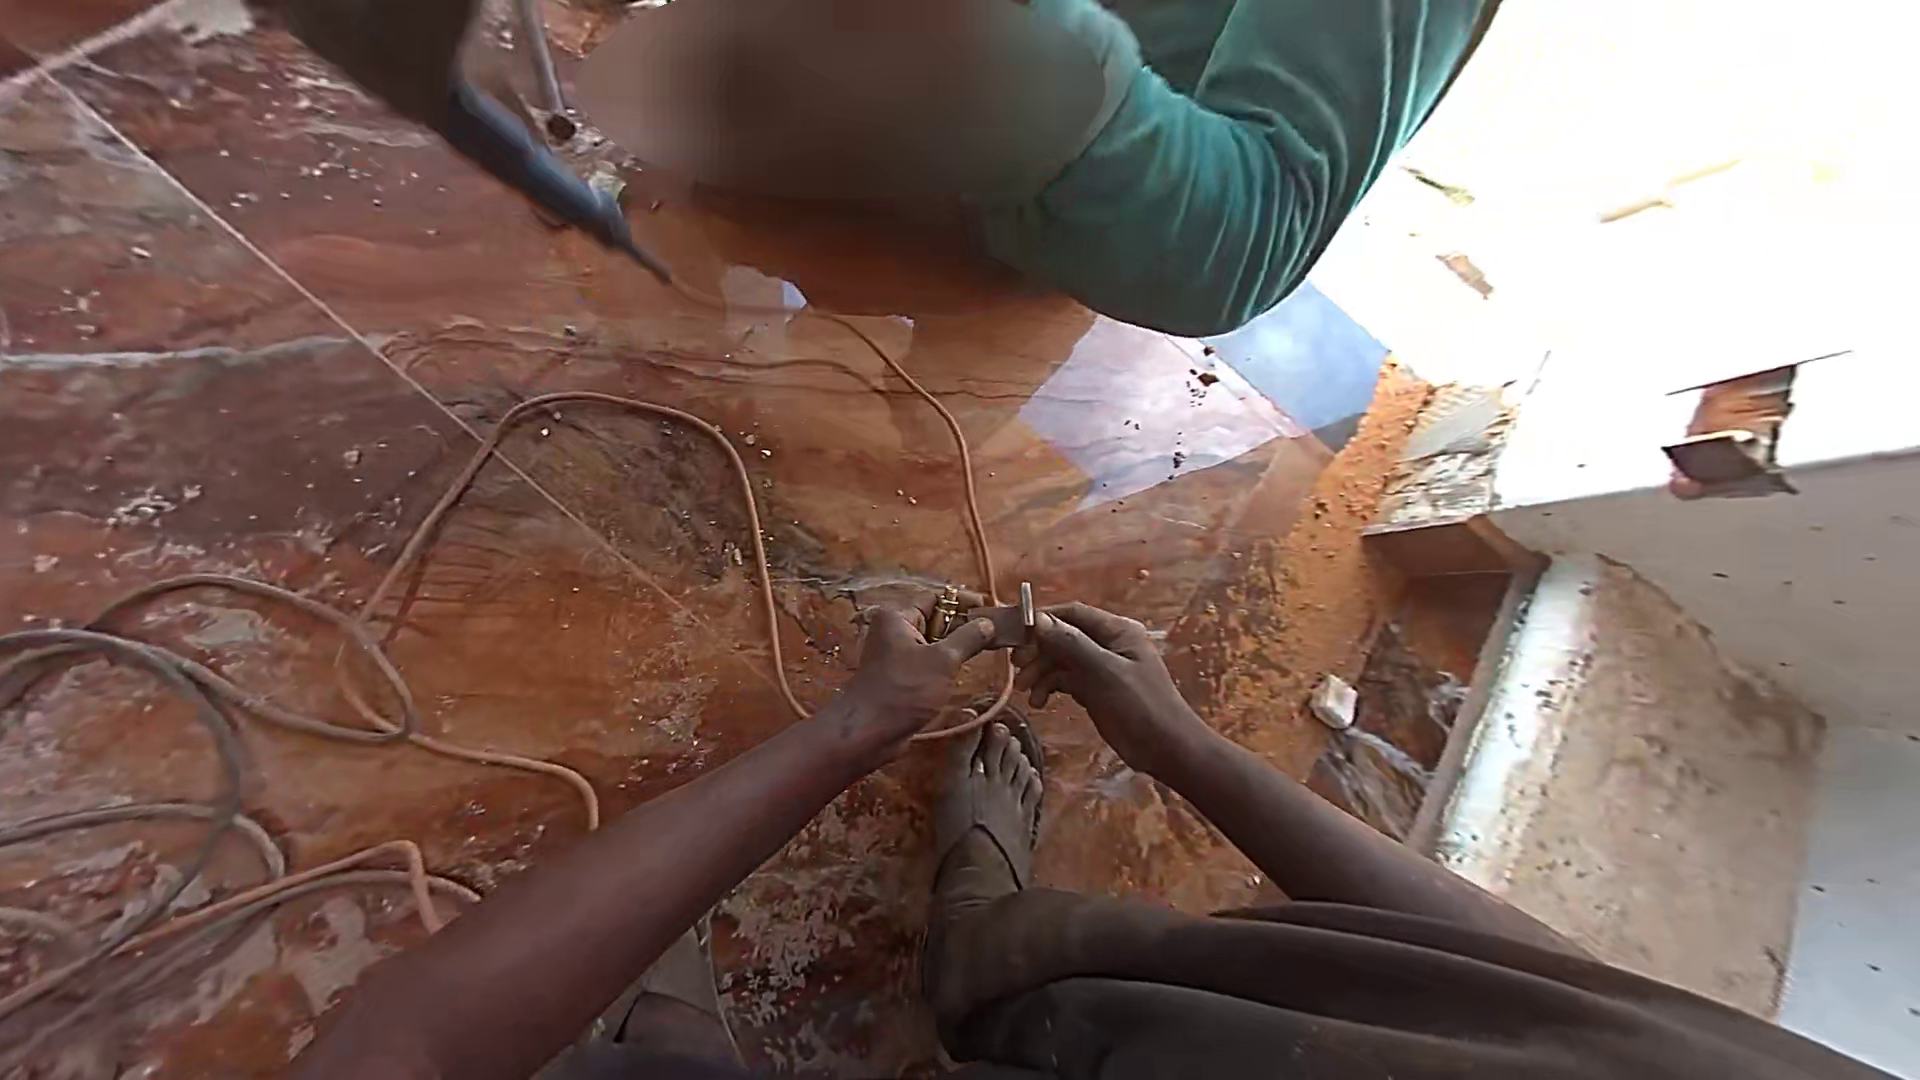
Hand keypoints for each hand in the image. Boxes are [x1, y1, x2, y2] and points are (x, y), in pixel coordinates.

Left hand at [836, 607, 998, 751]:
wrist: (868, 732)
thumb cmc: (904, 690)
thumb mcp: (943, 661)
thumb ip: (968, 638)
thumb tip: (988, 622)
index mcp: (898, 616)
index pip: (936, 598)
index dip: (964, 602)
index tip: (990, 608)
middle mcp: (895, 630)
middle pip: (936, 619)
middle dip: (963, 625)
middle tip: (995, 631)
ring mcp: (897, 654)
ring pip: (934, 642)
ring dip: (956, 646)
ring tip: (987, 647)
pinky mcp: (901, 676)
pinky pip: (928, 661)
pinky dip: (945, 663)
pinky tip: (966, 668)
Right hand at [1013, 603, 1206, 776]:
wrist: (1167, 750)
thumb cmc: (1141, 706)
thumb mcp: (1105, 672)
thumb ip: (1071, 644)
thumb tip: (1038, 619)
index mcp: (1116, 630)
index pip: (1072, 613)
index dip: (1043, 619)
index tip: (1016, 634)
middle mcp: (1106, 643)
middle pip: (1062, 636)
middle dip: (1038, 650)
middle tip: (1017, 667)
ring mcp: (1099, 666)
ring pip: (1060, 659)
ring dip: (1040, 671)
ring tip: (1026, 691)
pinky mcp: (1094, 688)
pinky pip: (1064, 679)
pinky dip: (1049, 687)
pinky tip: (1040, 701)